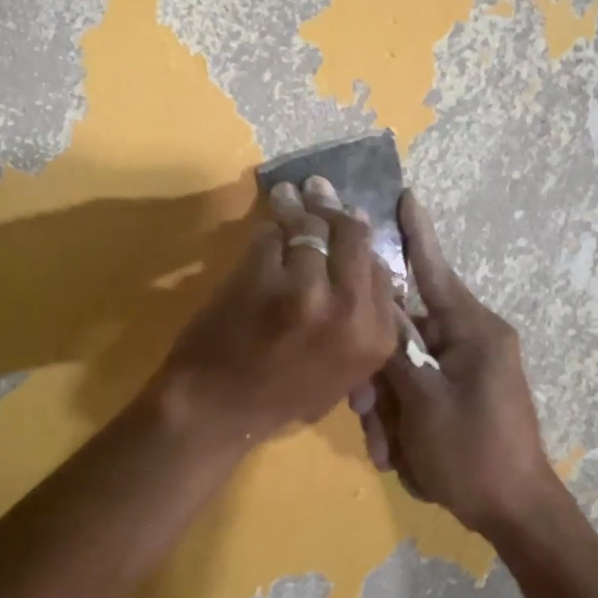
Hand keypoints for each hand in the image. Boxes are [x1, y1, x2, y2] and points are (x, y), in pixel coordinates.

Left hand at [152, 176, 399, 447]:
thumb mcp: (340, 371)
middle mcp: (349, 309)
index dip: (359, 238)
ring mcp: (305, 290)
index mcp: (377, 337)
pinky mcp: (263, 277)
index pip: (379, 266)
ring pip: (310, 229)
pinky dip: (268, 230)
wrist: (218, 410)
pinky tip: (266, 224)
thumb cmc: (279, 398)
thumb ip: (356, 320)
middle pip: (352, 236)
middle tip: (319, 188)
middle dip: (334, 209)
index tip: (348, 218)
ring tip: (289, 193)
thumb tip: (359, 265)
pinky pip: (272, 237)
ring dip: (298, 208)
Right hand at [358, 189, 554, 536]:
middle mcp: (470, 340)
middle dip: (376, 368)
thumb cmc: (473, 453)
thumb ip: (390, 346)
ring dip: (385, 404)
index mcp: (472, 329)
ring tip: (386, 445)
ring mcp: (464, 370)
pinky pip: (414, 390)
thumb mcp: (421, 400)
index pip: (433, 268)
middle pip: (403, 329)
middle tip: (362, 409)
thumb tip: (370, 302)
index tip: (405, 193)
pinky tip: (396, 453)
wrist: (518, 517)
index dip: (415, 232)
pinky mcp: (457, 396)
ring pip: (401, 365)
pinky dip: (399, 419)